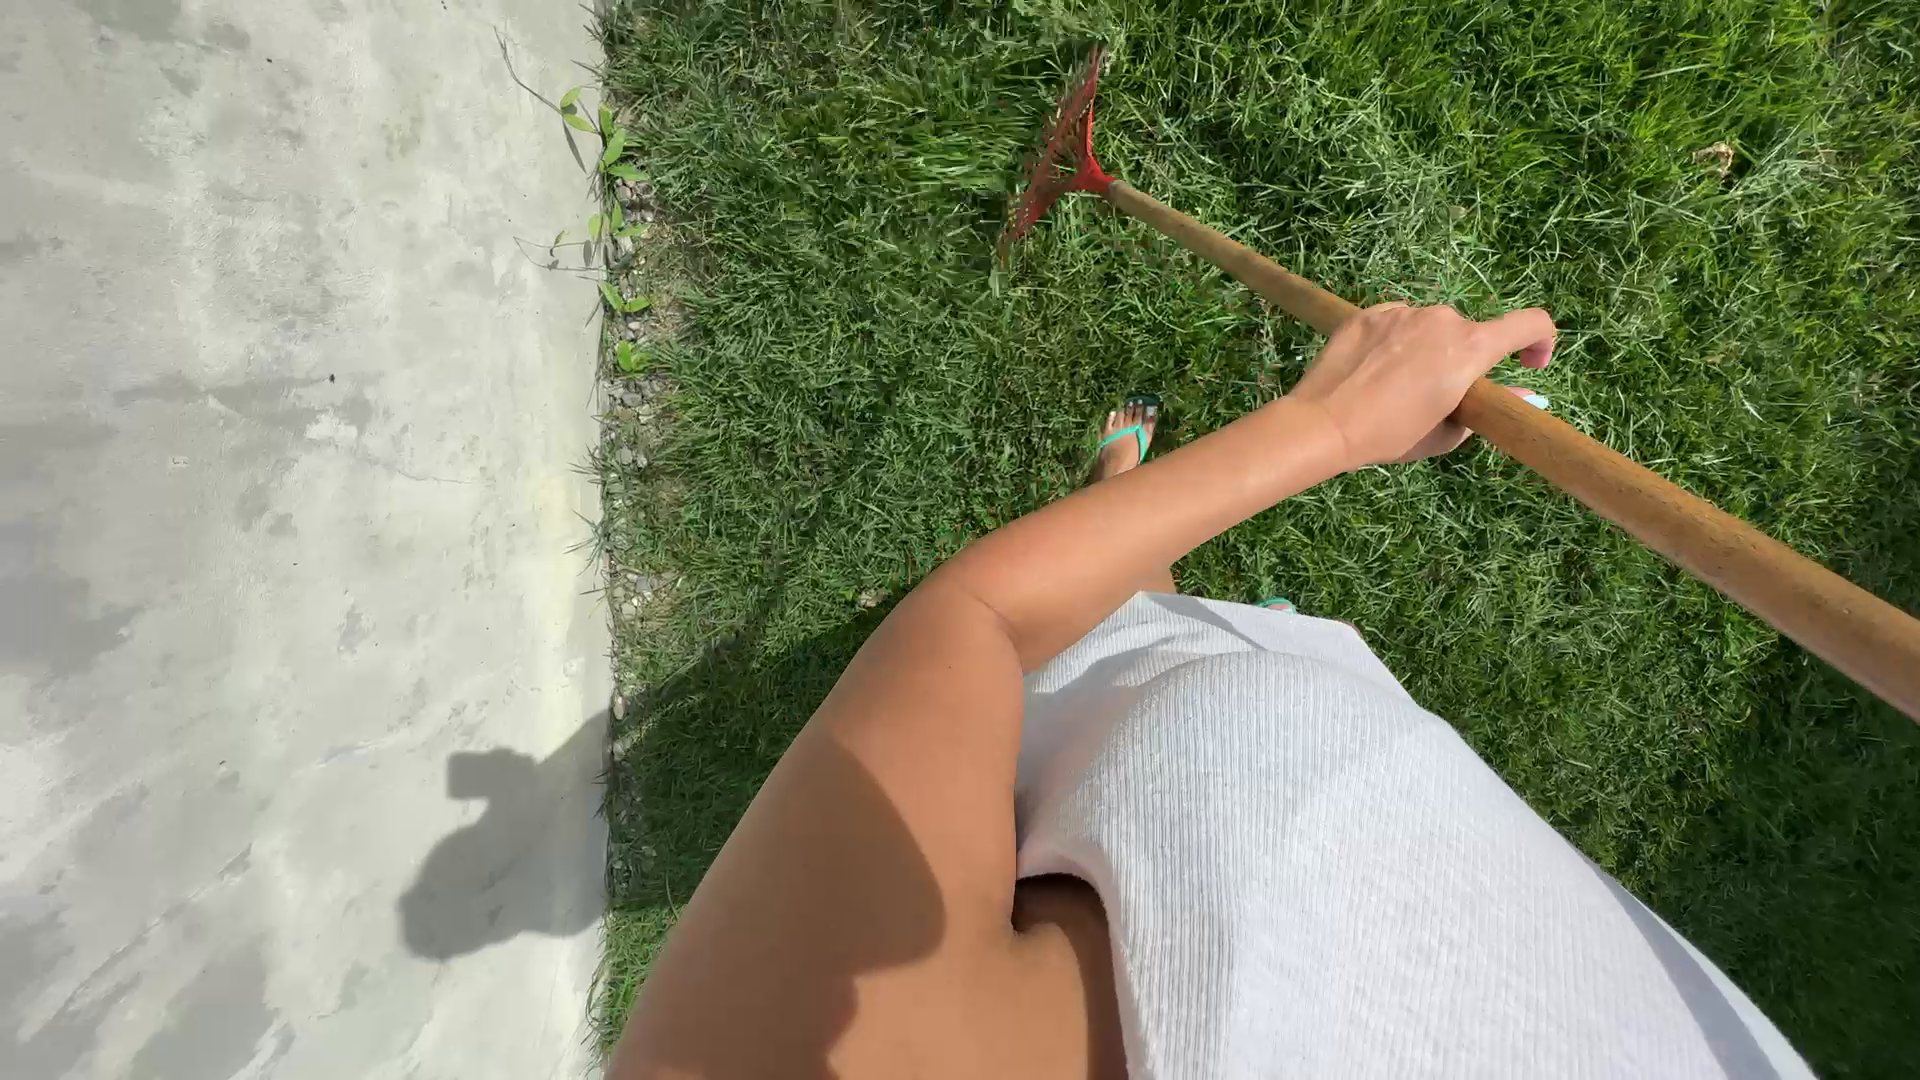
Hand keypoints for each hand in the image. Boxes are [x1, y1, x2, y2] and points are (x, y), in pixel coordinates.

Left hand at [1283, 302, 1554, 470]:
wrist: (1322, 424)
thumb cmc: (1387, 436)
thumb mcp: (1444, 433)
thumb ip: (1489, 408)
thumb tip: (1527, 393)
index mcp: (1471, 347)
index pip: (1529, 323)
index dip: (1540, 340)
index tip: (1527, 363)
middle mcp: (1440, 320)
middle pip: (1466, 332)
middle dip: (1459, 357)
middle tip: (1431, 390)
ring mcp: (1400, 313)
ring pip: (1424, 326)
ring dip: (1421, 347)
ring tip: (1391, 383)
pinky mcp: (1365, 315)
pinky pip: (1391, 323)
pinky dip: (1390, 340)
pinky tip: (1369, 369)